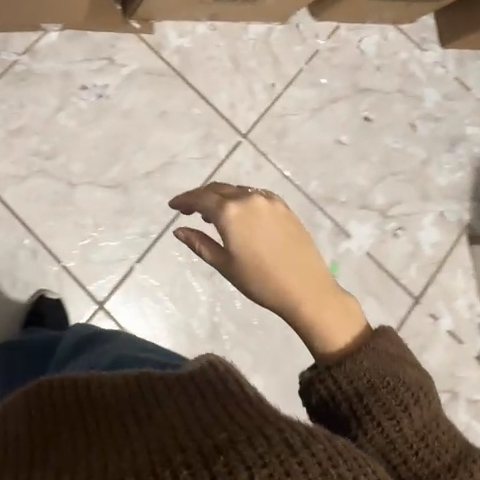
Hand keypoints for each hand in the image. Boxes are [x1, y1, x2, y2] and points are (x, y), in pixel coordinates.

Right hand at [169, 182, 369, 360]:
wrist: (307, 289)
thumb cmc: (260, 282)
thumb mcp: (224, 265)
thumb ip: (200, 243)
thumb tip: (179, 230)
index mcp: (230, 212)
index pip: (200, 198)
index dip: (184, 200)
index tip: (173, 206)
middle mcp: (248, 198)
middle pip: (217, 190)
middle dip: (201, 197)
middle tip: (190, 210)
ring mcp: (268, 200)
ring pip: (237, 191)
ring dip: (221, 198)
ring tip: (213, 214)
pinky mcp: (283, 206)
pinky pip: (255, 195)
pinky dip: (241, 199)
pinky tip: (240, 214)